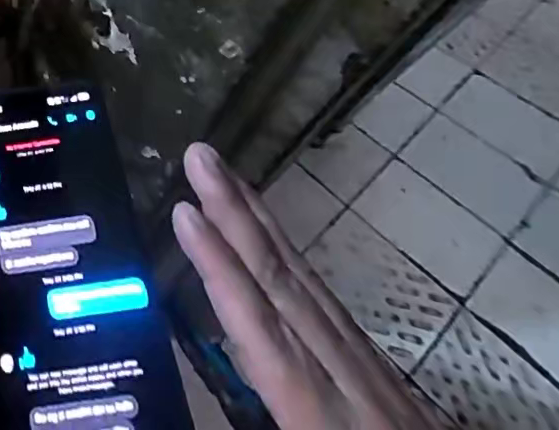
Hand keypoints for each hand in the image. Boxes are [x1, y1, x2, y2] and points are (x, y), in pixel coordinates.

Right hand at [174, 142, 437, 429]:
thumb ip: (270, 407)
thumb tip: (239, 353)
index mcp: (324, 418)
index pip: (263, 331)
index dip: (221, 270)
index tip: (185, 212)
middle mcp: (346, 376)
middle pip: (283, 282)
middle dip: (235, 213)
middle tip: (200, 155)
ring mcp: (365, 364)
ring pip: (303, 279)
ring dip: (256, 220)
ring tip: (222, 175)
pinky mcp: (374, 363)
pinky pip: (322, 294)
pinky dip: (286, 252)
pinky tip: (266, 234)